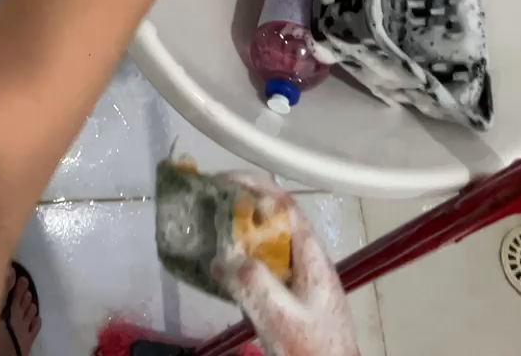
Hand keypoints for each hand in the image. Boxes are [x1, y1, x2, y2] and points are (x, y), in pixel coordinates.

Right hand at [217, 180, 358, 355]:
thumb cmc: (313, 350)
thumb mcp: (282, 316)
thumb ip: (253, 283)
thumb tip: (220, 257)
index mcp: (311, 254)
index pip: (283, 203)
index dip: (253, 185)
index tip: (221, 182)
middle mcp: (306, 259)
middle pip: (272, 218)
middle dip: (239, 206)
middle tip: (207, 205)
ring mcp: (299, 278)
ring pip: (265, 242)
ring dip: (237, 233)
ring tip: (207, 231)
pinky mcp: (290, 297)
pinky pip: (261, 266)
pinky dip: (239, 259)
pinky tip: (220, 269)